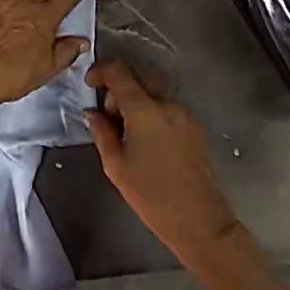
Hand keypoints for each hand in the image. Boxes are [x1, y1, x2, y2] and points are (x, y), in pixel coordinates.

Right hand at [85, 60, 240, 258]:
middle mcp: (167, 103)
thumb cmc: (151, 195)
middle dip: (120, 90)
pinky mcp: (194, 126)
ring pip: (154, 94)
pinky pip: (168, 109)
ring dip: (137, 104)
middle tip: (109, 118)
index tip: (90, 84)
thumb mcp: (116, 165)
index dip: (101, 71)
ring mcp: (184, 113)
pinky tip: (149, 144)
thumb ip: (102, 132)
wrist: (198, 219)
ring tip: (128, 135)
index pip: (119, 72)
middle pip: (139, 78)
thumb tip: (93, 113)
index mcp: (144, 109)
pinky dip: (153, 115)